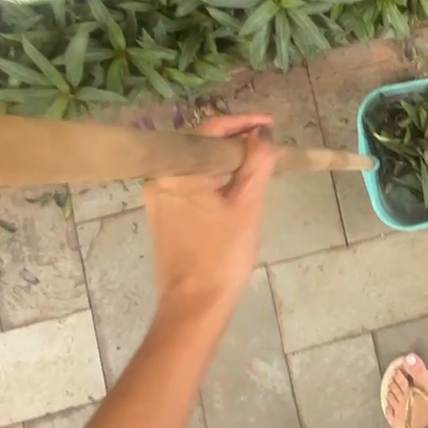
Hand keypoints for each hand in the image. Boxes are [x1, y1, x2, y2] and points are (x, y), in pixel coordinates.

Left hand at [141, 114, 277, 319]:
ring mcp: (158, 198)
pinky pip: (190, 183)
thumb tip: (262, 134)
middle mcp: (160, 178)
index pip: (210, 130)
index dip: (243, 122)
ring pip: (196, 165)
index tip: (270, 123)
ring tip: (256, 162)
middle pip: (200, 146)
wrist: (194, 305)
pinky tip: (235, 186)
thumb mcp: (247, 205)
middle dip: (234, 140)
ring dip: (225, 160)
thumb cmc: (222, 254)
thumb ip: (256, 163)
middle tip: (265, 143)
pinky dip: (213, 178)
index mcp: (177, 171)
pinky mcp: (162, 215)